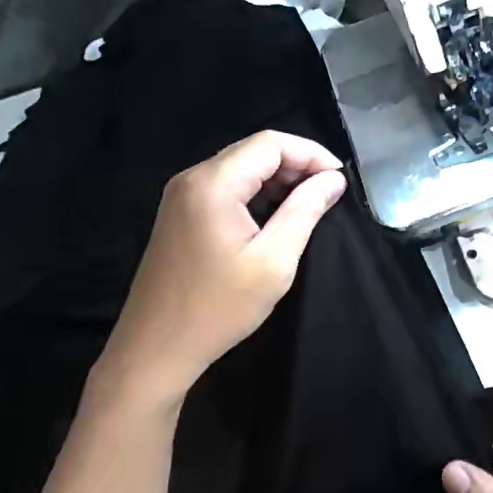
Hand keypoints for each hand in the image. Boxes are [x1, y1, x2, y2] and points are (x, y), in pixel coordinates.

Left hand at [95, 130, 346, 405]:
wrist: (153, 349)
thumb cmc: (217, 308)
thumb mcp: (273, 262)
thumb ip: (305, 211)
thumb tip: (332, 179)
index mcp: (212, 183)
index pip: (269, 143)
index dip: (309, 153)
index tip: (338, 179)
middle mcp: (192, 177)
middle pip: (252, 150)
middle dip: (295, 163)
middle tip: (327, 191)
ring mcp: (181, 194)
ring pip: (239, 166)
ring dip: (276, 177)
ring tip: (307, 202)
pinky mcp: (179, 212)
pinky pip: (223, 185)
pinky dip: (254, 191)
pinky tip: (274, 213)